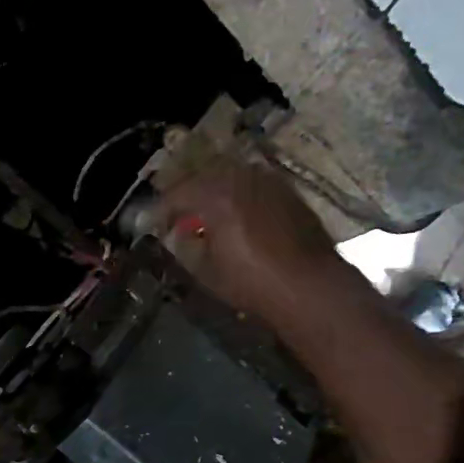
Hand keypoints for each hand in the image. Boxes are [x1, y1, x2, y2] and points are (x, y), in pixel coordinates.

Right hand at [158, 160, 347, 319]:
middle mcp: (242, 178)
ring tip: (209, 216)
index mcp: (216, 195)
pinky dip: (241, 197)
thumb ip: (186, 246)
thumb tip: (178, 234)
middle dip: (189, 196)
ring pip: (233, 177)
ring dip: (216, 193)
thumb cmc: (251, 282)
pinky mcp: (289, 192)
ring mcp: (270, 182)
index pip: (178, 194)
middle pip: (205, 177)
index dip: (162, 210)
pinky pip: (255, 185)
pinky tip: (240, 218)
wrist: (309, 285)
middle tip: (180, 217)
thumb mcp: (206, 271)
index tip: (154, 225)